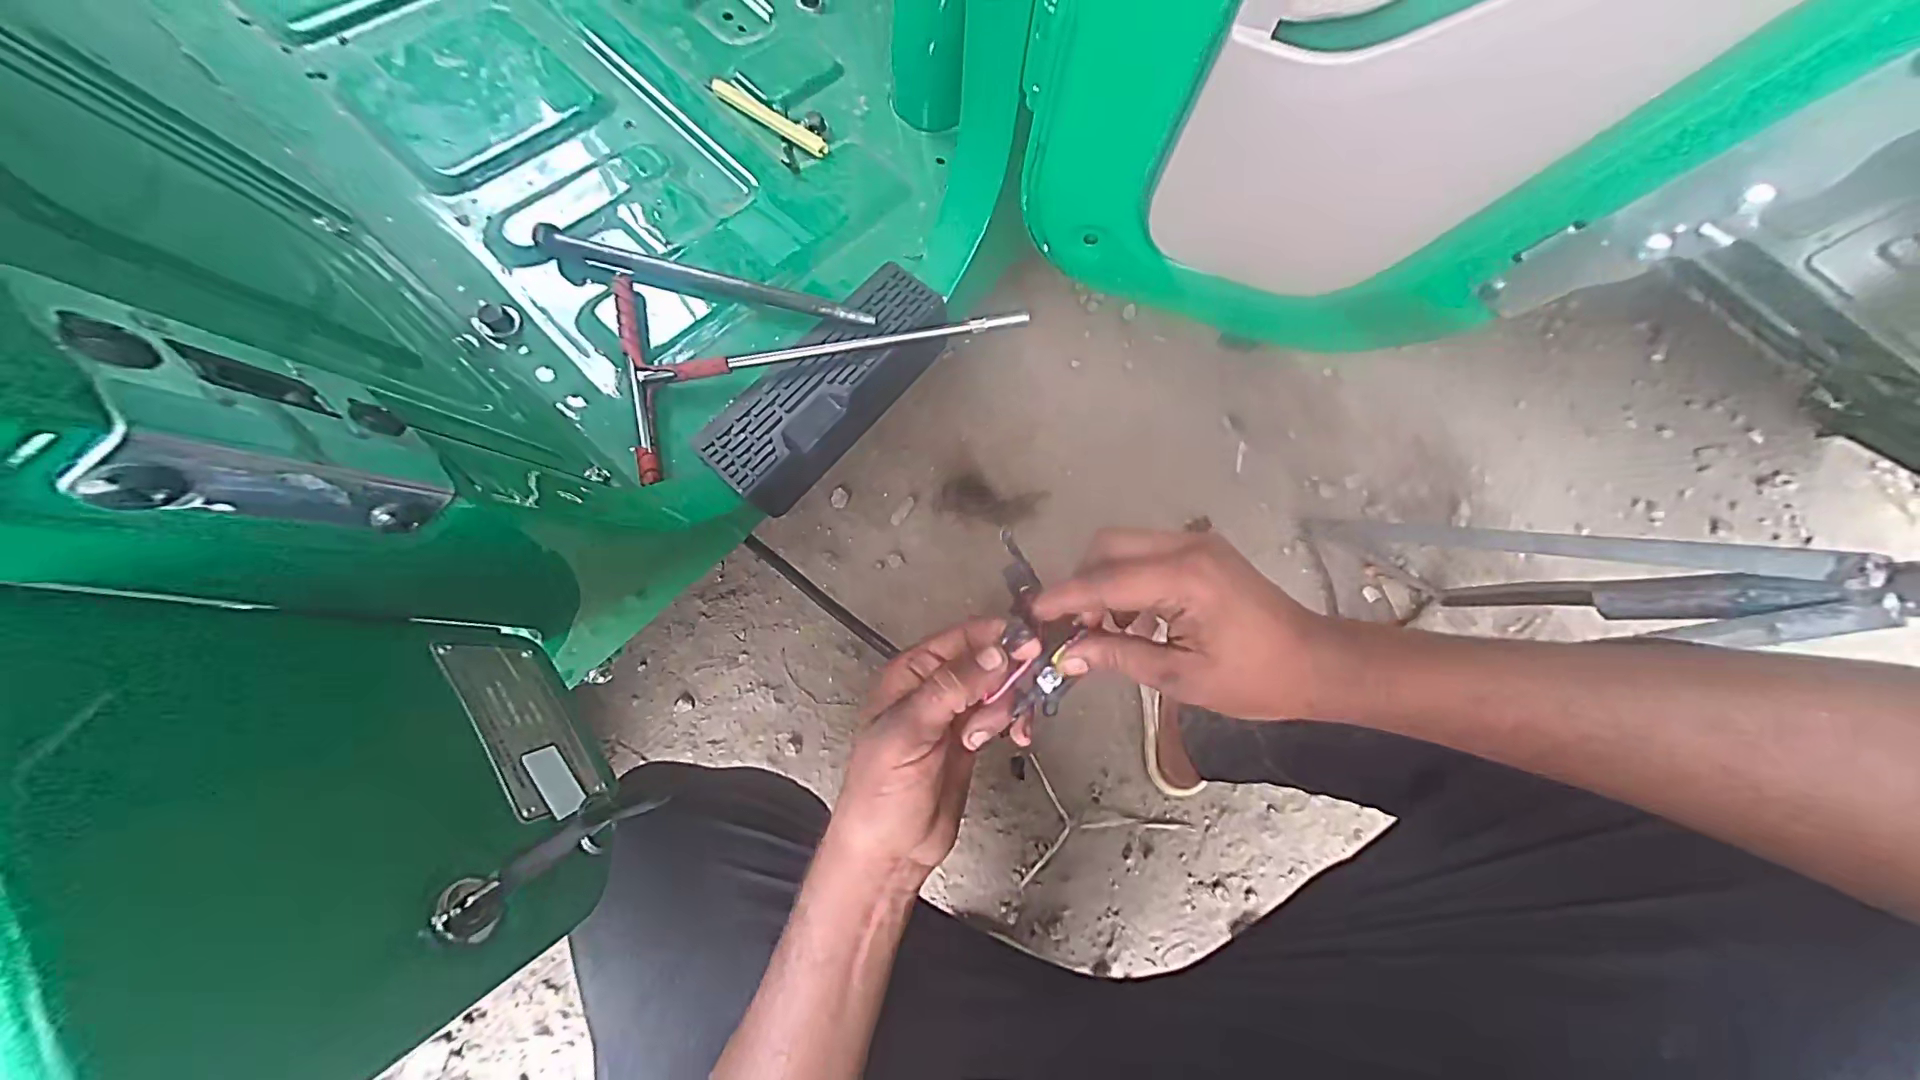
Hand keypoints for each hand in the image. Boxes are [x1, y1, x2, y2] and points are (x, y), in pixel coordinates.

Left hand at [824, 619, 1041, 881]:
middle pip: (989, 660)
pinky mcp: (973, 736)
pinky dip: (1015, 721)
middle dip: (1005, 680)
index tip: (1030, 645)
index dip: (998, 638)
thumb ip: (951, 688)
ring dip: (1008, 706)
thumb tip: (994, 652)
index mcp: (911, 673)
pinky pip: (1004, 714)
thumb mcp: (910, 732)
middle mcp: (935, 687)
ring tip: (983, 736)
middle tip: (1001, 708)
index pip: (963, 637)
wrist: (889, 851)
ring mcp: (956, 712)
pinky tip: (1014, 736)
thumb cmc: (878, 792)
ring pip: (1001, 687)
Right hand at [1031, 528, 1349, 720]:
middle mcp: (1187, 547)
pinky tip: (1133, 617)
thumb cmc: (1256, 679)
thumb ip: (1118, 656)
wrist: (1318, 662)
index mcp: (1185, 579)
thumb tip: (1067, 656)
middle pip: (1108, 546)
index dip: (1064, 598)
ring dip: (1101, 580)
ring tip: (1102, 627)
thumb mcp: (1181, 677)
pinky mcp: (1200, 550)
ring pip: (1123, 545)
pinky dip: (1124, 578)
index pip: (1105, 581)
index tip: (1032, 614)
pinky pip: (1144, 553)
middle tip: (1075, 628)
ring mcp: (1196, 543)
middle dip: (1081, 583)